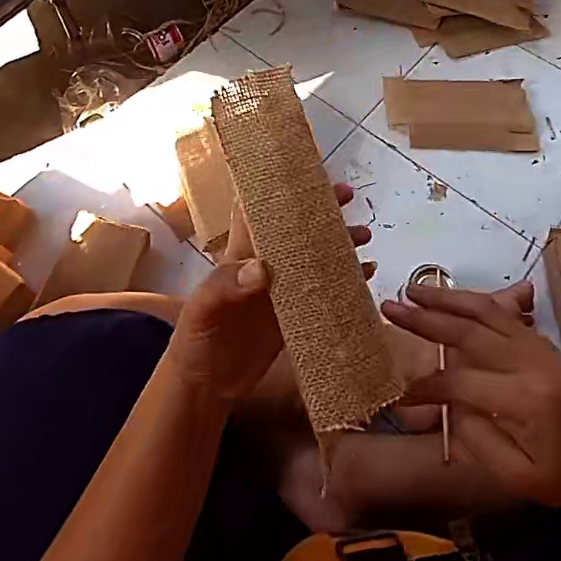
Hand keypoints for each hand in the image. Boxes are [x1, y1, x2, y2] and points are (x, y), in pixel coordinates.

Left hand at [169, 182, 370, 401]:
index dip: (277, 189)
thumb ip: (225, 285)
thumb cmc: (195, 342)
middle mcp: (262, 268)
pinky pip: (321, 293)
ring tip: (363, 233)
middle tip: (346, 194)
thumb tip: (262, 270)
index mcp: (239, 257)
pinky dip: (343, 281)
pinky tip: (365, 273)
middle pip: (293, 229)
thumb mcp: (202, 310)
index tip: (304, 172)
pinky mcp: (292, 318)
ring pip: (312, 257)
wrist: (204, 388)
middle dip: (318, 209)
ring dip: (336, 242)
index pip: (257, 212)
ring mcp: (279, 292)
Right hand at [386, 280, 532, 431]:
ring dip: (444, 298)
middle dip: (423, 319)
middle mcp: (532, 364)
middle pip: (468, 331)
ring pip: (484, 311)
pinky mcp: (542, 344)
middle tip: (389, 307)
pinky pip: (500, 313)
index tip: (399, 394)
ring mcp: (540, 348)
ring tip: (412, 290)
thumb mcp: (516, 476)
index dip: (425, 388)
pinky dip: (469, 301)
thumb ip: (474, 436)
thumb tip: (446, 402)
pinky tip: (446, 298)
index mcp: (526, 399)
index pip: (460, 383)